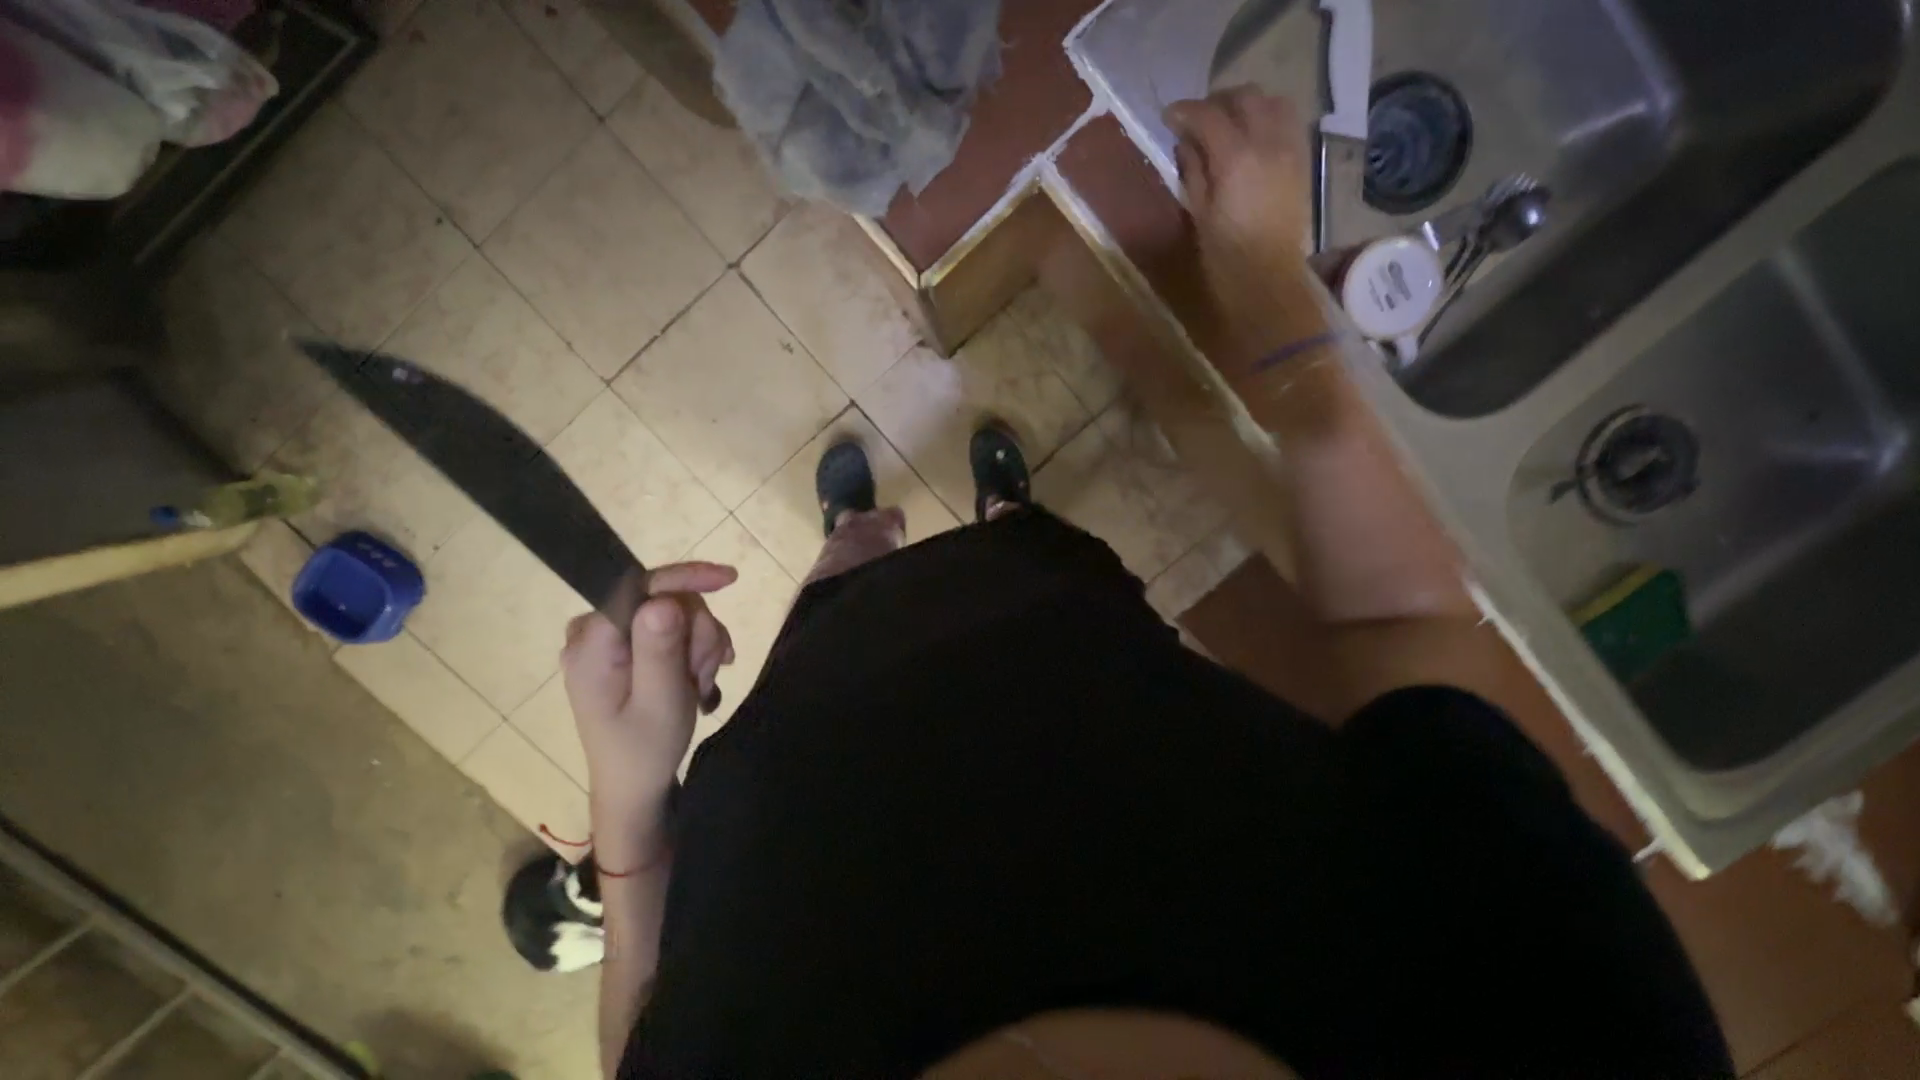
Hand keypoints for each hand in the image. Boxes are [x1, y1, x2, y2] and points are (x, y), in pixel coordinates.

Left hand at [560, 562, 737, 819]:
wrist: (635, 786)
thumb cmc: (646, 750)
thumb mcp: (660, 703)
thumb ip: (659, 651)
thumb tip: (663, 600)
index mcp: (592, 643)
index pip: (639, 586)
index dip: (684, 578)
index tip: (730, 579)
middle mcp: (594, 631)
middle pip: (665, 598)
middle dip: (697, 633)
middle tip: (703, 676)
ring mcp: (609, 638)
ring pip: (676, 611)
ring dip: (700, 645)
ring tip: (700, 684)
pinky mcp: (625, 646)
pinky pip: (673, 625)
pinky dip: (695, 649)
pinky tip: (700, 678)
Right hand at [1165, 86, 1310, 265]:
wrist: (1268, 276)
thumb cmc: (1224, 252)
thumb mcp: (1199, 210)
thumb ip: (1193, 168)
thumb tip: (1186, 142)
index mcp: (1235, 158)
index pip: (1207, 115)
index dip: (1184, 111)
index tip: (1169, 117)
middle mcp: (1267, 143)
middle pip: (1245, 97)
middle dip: (1218, 101)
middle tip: (1198, 119)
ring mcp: (1290, 148)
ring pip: (1272, 101)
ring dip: (1248, 105)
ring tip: (1229, 123)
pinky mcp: (1302, 160)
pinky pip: (1288, 122)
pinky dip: (1269, 118)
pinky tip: (1253, 136)